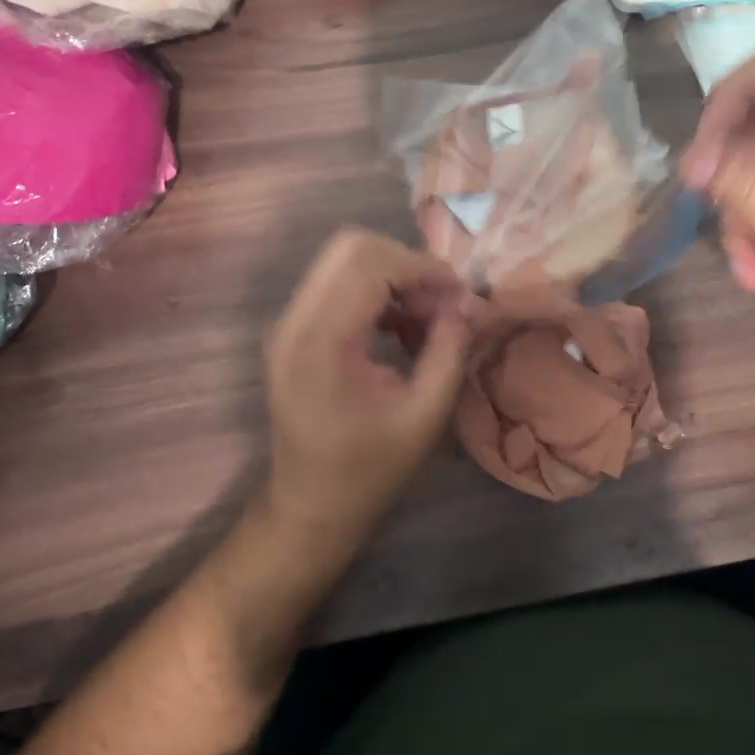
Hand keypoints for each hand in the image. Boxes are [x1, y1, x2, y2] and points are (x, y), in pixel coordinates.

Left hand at [264, 228, 472, 526]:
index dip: (422, 268)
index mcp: (321, 343)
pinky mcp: (293, 332)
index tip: (461, 294)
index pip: (369, 265)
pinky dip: (375, 293)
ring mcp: (287, 324)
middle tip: (442, 303)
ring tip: (427, 320)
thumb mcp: (424, 416)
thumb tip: (467, 303)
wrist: (309, 506)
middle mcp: (294, 322)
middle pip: (350, 248)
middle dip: (406, 264)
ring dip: (392, 277)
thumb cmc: (368, 471)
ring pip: (343, 261)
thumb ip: (448, 351)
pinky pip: (336, 285)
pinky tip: (402, 329)